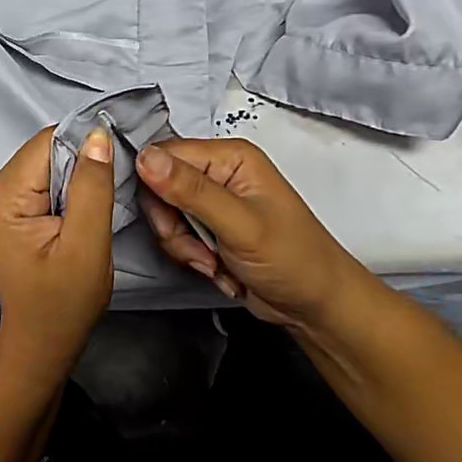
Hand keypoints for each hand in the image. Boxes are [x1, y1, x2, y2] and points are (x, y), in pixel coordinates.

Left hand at [0, 126, 115, 381]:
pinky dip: (69, 186)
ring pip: (48, 162)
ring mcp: (0, 200)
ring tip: (98, 198)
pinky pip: (46, 179)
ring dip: (77, 174)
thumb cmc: (64, 303)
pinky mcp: (12, 208)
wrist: (44, 341)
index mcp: (2, 199)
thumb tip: (97, 135)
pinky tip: (83, 207)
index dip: (84, 144)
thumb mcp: (87, 245)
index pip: (46, 144)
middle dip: (81, 160)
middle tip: (111, 183)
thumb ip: (92, 187)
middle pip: (45, 150)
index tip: (116, 156)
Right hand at [134, 137, 364, 329]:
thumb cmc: (294, 260)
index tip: (172, 220)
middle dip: (172, 225)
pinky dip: (189, 255)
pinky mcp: (209, 225)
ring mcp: (213, 199)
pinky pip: (175, 233)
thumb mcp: (240, 224)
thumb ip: (190, 190)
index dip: (156, 188)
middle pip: (159, 186)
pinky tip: (217, 267)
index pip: (164, 155)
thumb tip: (144, 157)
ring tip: (213, 262)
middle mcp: (218, 171)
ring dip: (182, 245)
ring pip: (164, 214)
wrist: (317, 306)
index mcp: (229, 156)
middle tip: (199, 249)